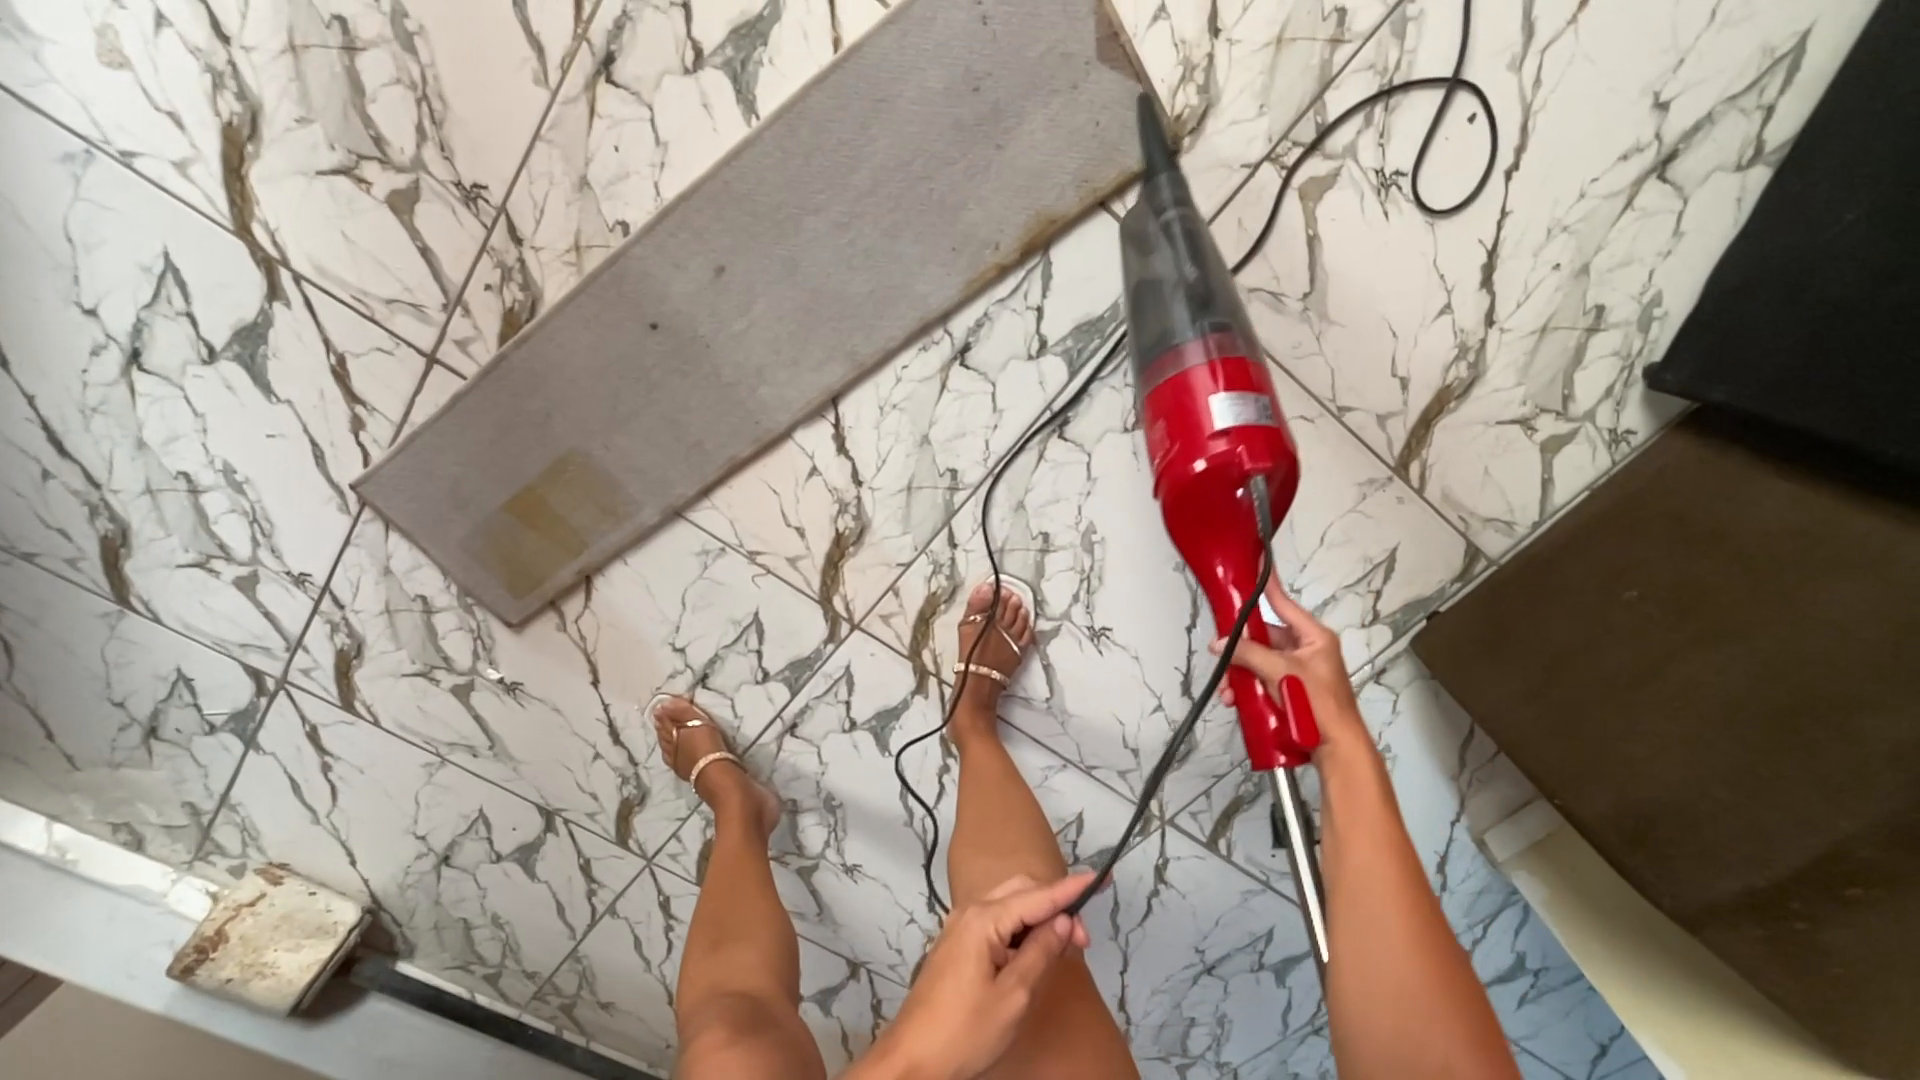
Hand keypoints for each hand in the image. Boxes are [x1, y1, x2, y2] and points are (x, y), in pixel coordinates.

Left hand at [859, 873, 1095, 1079]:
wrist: (912, 1059)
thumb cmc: (964, 1031)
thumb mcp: (1013, 995)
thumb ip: (1041, 952)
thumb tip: (1064, 922)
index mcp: (984, 920)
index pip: (1038, 895)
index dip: (1072, 888)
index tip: (1102, 876)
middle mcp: (970, 912)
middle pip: (1023, 890)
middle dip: (1057, 904)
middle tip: (1084, 939)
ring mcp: (961, 927)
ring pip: (1010, 903)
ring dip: (1040, 917)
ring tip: (1066, 945)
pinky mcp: (958, 944)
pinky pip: (997, 921)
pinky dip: (1021, 928)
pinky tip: (1035, 950)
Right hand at [1210, 577, 1366, 754]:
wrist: (1336, 747)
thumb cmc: (1318, 702)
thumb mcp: (1281, 671)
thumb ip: (1248, 654)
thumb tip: (1219, 644)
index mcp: (1313, 636)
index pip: (1284, 604)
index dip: (1267, 586)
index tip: (1257, 563)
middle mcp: (1306, 649)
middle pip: (1263, 638)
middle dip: (1240, 650)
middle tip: (1220, 656)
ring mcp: (1298, 671)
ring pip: (1258, 662)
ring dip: (1239, 675)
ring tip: (1228, 691)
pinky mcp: (1290, 690)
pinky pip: (1261, 681)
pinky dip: (1247, 689)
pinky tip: (1235, 701)